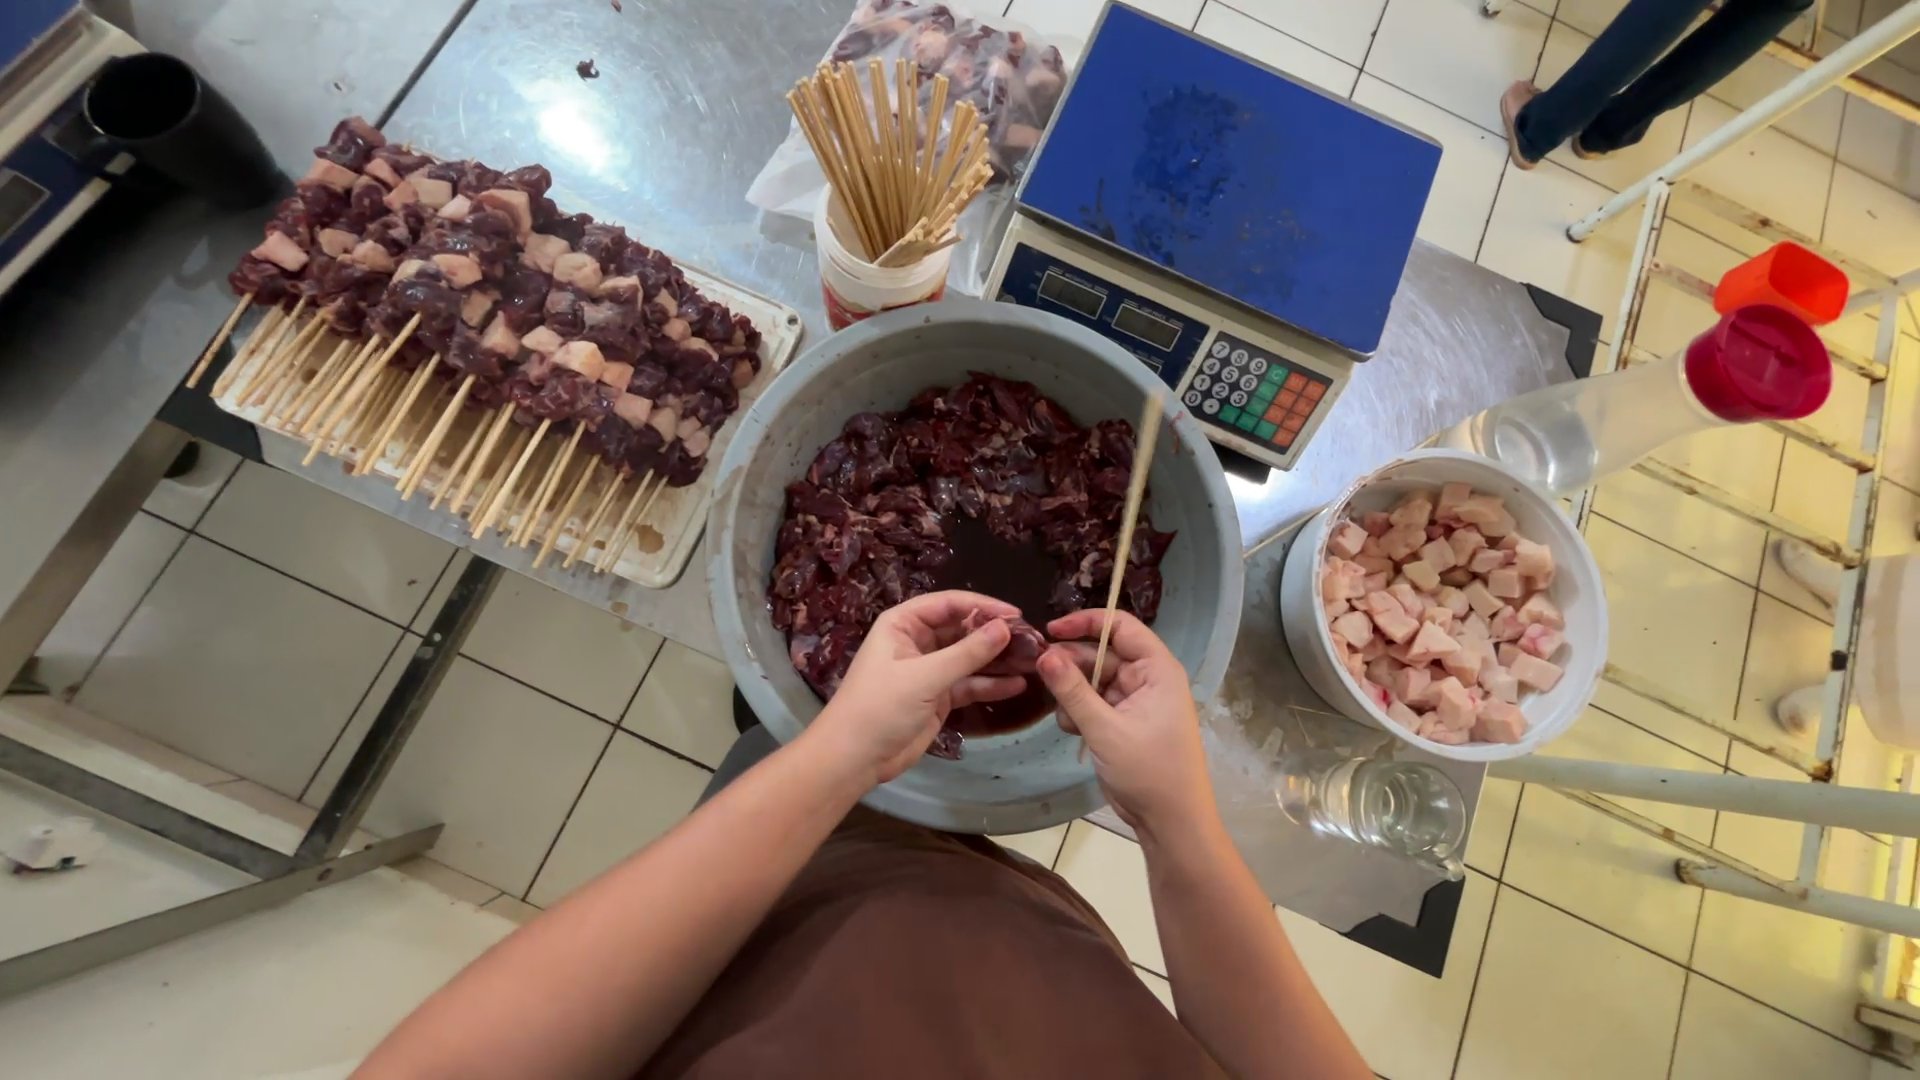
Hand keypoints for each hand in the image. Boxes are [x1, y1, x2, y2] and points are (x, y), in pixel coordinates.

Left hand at [809, 591, 1028, 785]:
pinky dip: (991, 684)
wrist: (854, 758)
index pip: (949, 603)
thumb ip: (967, 653)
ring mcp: (929, 670)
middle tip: (1032, 639)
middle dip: (994, 633)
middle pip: (962, 629)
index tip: (1016, 614)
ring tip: (1032, 660)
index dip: (982, 605)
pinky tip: (1018, 685)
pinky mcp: (938, 697)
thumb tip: (1006, 627)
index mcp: (903, 624)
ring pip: (969, 657)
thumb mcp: (925, 676)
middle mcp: (917, 641)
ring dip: (997, 659)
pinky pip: (969, 684)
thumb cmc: (880, 707)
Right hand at [1037, 610, 1213, 838]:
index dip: (1086, 623)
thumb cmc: (1149, 772)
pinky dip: (1078, 711)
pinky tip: (1070, 730)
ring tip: (1063, 716)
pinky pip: (1093, 703)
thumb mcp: (1105, 729)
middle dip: (1071, 665)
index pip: (1120, 627)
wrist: (1171, 824)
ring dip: (1072, 693)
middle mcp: (1147, 679)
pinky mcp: (1122, 722)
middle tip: (1041, 675)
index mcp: (1157, 670)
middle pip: (1102, 653)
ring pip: (1093, 680)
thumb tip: (1044, 655)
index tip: (1051, 630)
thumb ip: (1073, 690)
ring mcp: (1134, 701)